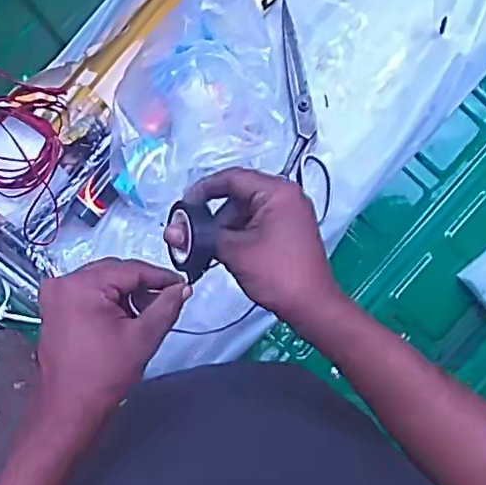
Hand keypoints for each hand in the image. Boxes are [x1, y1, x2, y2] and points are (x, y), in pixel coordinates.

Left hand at [34, 258, 189, 423]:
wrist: (71, 406)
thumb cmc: (99, 378)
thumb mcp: (143, 337)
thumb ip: (167, 306)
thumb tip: (180, 289)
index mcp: (81, 286)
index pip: (130, 269)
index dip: (160, 276)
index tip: (179, 284)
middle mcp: (63, 285)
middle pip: (114, 272)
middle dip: (142, 285)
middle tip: (168, 299)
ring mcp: (55, 297)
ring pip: (102, 282)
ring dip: (126, 294)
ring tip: (145, 315)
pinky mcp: (54, 309)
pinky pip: (88, 293)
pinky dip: (108, 301)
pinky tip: (124, 319)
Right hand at [171, 167, 342, 325]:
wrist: (310, 306)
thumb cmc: (282, 276)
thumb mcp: (234, 251)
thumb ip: (201, 236)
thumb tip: (175, 231)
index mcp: (278, 192)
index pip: (232, 178)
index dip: (203, 190)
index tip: (185, 205)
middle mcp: (286, 198)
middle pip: (236, 197)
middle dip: (212, 217)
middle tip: (192, 234)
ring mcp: (288, 215)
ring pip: (243, 214)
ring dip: (223, 230)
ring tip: (207, 250)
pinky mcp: (286, 232)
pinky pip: (255, 226)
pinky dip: (237, 237)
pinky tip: (222, 253)